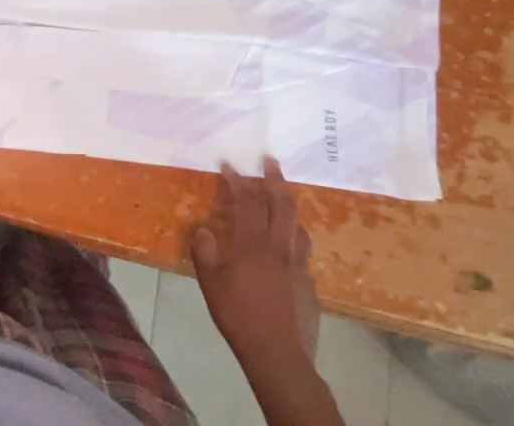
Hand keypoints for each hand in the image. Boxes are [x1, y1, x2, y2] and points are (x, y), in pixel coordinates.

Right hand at [191, 158, 319, 365]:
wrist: (278, 353)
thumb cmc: (237, 314)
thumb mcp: (209, 282)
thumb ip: (205, 251)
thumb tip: (204, 229)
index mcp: (252, 245)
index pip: (245, 202)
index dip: (237, 181)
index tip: (228, 165)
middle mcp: (279, 248)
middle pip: (282, 205)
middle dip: (275, 179)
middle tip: (270, 160)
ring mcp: (298, 266)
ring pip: (297, 227)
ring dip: (289, 207)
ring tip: (281, 199)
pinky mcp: (309, 285)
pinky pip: (301, 252)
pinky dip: (291, 239)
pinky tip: (284, 248)